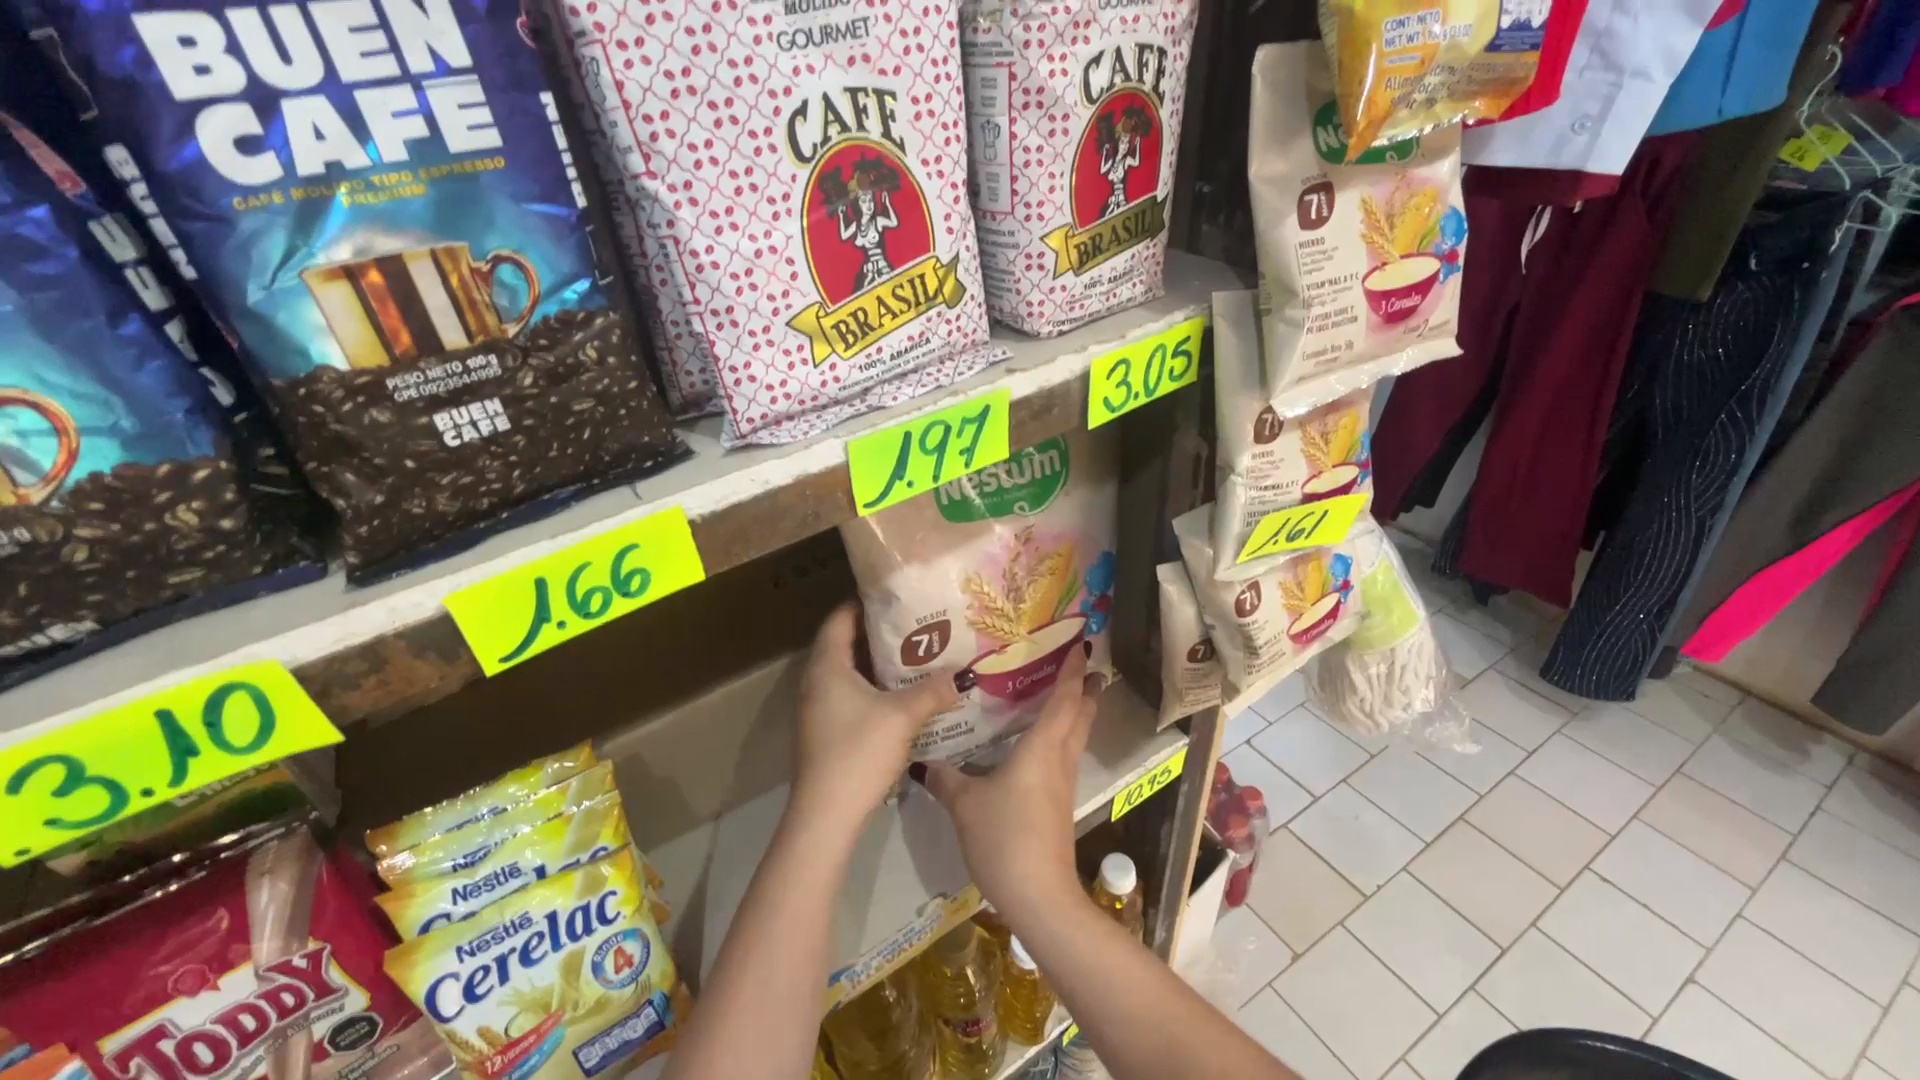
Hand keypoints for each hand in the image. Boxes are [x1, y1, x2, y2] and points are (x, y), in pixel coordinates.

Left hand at [792, 605, 960, 833]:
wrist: (826, 814)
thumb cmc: (859, 751)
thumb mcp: (902, 716)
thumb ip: (934, 690)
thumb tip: (966, 672)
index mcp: (827, 666)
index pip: (840, 618)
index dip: (865, 602)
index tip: (898, 594)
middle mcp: (817, 681)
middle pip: (846, 643)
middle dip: (880, 632)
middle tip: (918, 622)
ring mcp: (820, 707)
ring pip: (851, 672)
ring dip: (880, 662)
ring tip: (919, 653)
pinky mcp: (828, 730)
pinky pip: (852, 694)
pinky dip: (876, 687)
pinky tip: (906, 694)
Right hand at [920, 646, 1100, 925]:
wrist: (1038, 895)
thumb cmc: (1004, 836)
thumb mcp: (965, 803)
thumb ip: (945, 778)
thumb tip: (923, 762)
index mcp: (1043, 747)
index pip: (1064, 698)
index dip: (1072, 670)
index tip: (1080, 645)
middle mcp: (1060, 759)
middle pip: (1080, 716)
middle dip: (1084, 689)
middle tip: (1080, 664)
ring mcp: (1063, 784)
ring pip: (1075, 737)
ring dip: (1075, 713)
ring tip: (1061, 694)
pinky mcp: (1059, 805)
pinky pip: (1063, 758)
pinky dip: (1060, 739)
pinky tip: (1038, 744)